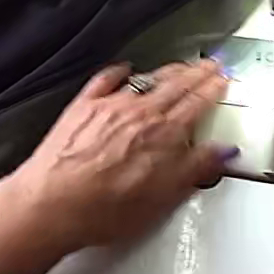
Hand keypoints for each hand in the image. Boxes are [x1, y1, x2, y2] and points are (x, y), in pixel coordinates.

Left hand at [0, 60, 234, 273]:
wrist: (50, 204)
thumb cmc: (104, 208)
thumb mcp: (163, 198)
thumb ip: (196, 168)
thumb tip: (223, 151)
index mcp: (165, 133)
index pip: (197, 103)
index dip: (213, 89)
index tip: (223, 80)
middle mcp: (140, 112)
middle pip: (176, 85)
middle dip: (197, 73)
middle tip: (210, 65)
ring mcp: (110, 105)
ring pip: (147, 80)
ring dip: (168, 71)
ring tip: (181, 67)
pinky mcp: (83, 107)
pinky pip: (106, 80)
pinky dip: (119, 72)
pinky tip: (125, 69)